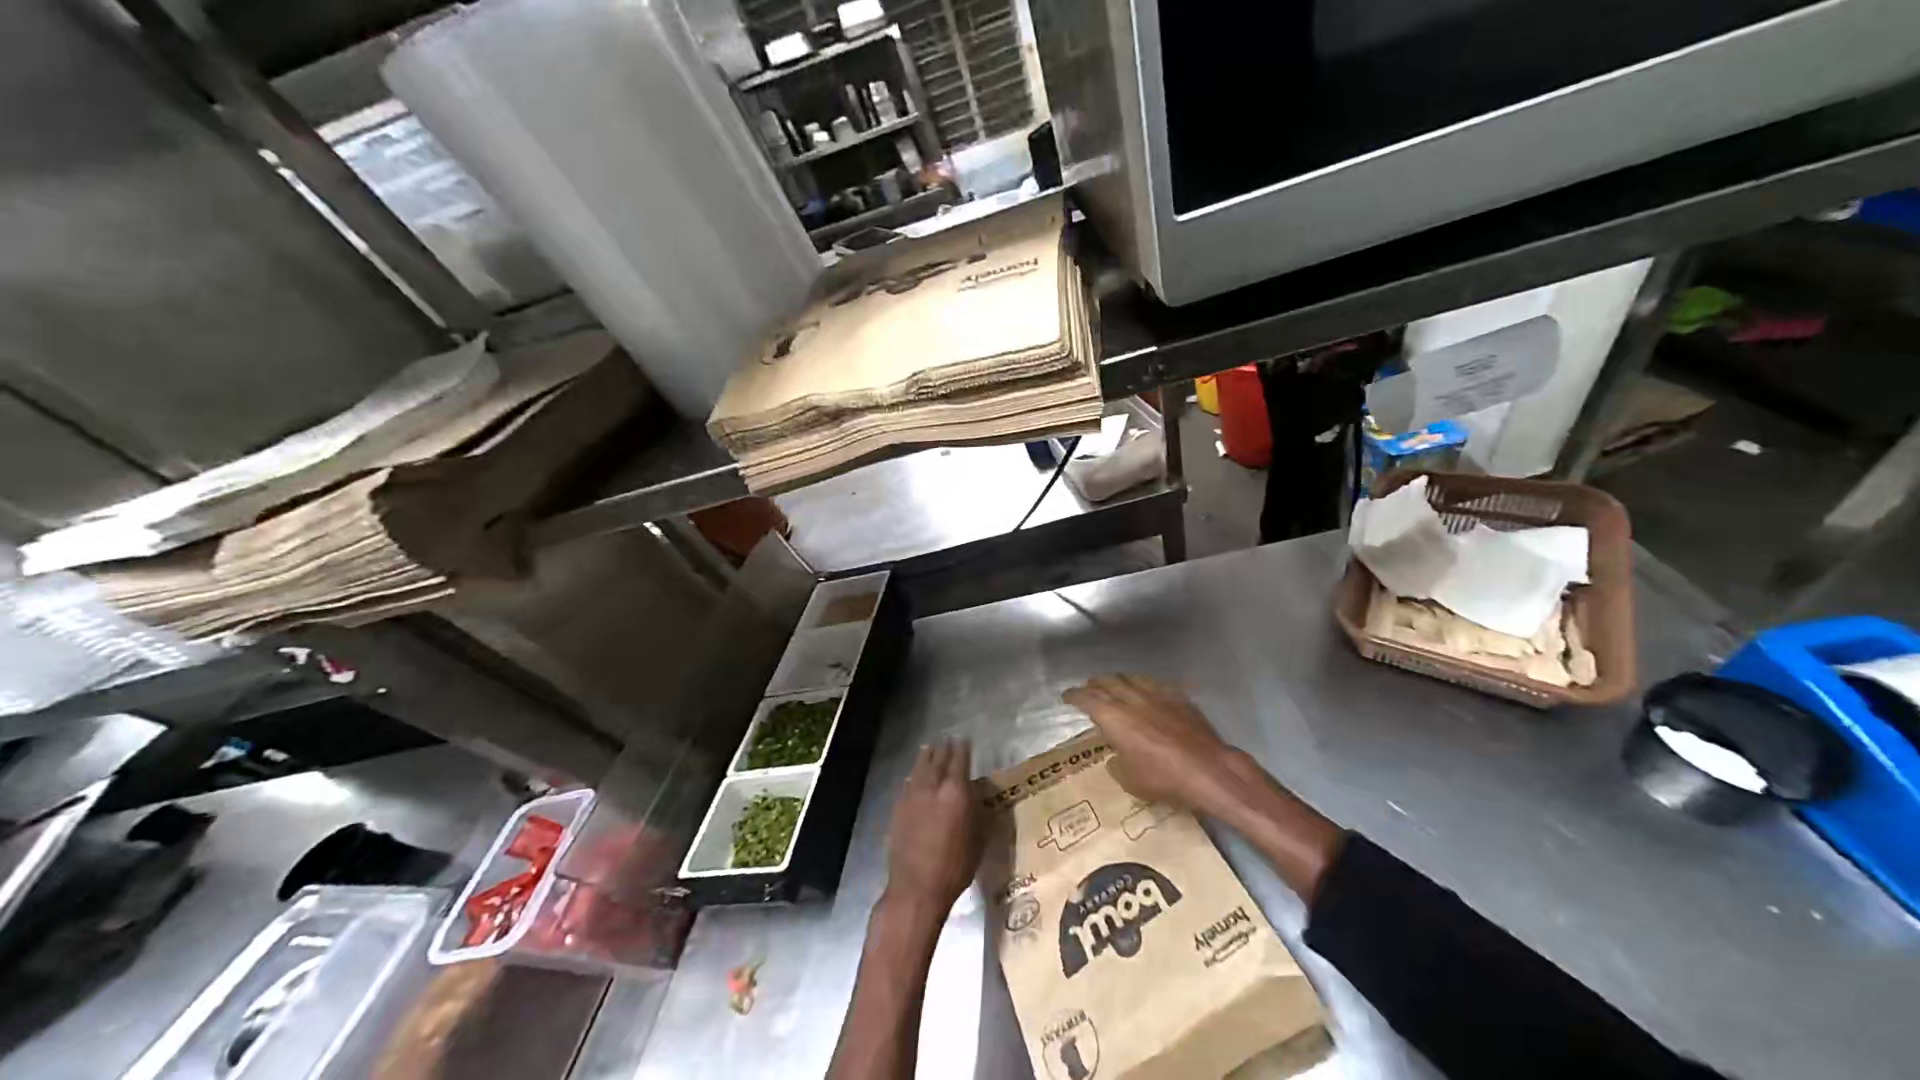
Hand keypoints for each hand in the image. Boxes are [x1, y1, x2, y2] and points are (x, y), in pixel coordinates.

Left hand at [883, 737, 980, 916]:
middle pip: (937, 759)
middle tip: (948, 740)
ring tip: (930, 749)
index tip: (965, 740)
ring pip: (919, 768)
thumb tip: (974, 794)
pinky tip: (915, 777)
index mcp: (955, 792)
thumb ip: (976, 811)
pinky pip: (909, 783)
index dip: (962, 748)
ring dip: (927, 757)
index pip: (959, 760)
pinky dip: (915, 775)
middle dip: (944, 748)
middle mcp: (932, 787)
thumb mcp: (977, 839)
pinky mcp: (898, 808)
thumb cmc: (955, 868)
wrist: (916, 888)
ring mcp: (912, 796)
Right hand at [1067, 675, 1344, 899]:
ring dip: (1118, 680)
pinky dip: (1144, 685)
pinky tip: (1147, 691)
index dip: (1074, 696)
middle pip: (1107, 682)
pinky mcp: (1179, 697)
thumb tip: (1115, 758)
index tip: (1067, 696)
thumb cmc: (1163, 778)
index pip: (1086, 698)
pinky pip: (1155, 684)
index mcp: (1112, 716)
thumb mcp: (1130, 780)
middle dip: (1095, 684)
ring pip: (1131, 678)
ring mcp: (1156, 694)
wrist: (1207, 769)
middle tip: (1089, 689)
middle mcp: (1131, 698)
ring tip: (1115, 685)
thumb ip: (1117, 764)